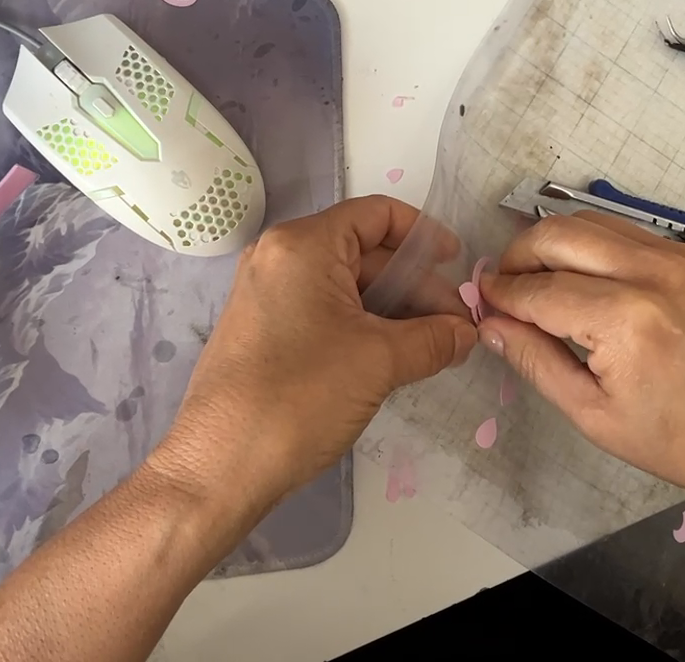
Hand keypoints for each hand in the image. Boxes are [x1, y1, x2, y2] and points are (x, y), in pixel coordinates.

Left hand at [152, 196, 477, 508]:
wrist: (217, 470)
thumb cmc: (299, 398)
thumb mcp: (379, 361)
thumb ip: (433, 338)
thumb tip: (467, 333)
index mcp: (303, 244)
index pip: (377, 214)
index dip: (424, 234)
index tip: (458, 264)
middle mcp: (279, 256)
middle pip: (365, 250)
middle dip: (415, 284)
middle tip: (455, 324)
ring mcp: (267, 292)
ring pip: (346, 283)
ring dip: (393, 308)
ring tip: (433, 344)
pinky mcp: (263, 327)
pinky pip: (324, 308)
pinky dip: (363, 323)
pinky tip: (394, 354)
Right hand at [479, 212, 684, 584]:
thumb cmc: (681, 440)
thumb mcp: (595, 416)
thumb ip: (536, 362)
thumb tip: (490, 325)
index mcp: (625, 321)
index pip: (538, 291)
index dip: (501, 295)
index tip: (479, 300)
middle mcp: (648, 271)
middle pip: (556, 235)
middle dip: (517, 256)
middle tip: (502, 286)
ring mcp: (672, 254)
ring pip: (585, 222)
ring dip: (548, 242)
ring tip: (533, 278)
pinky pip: (618, 229)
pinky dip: (585, 242)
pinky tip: (577, 273)